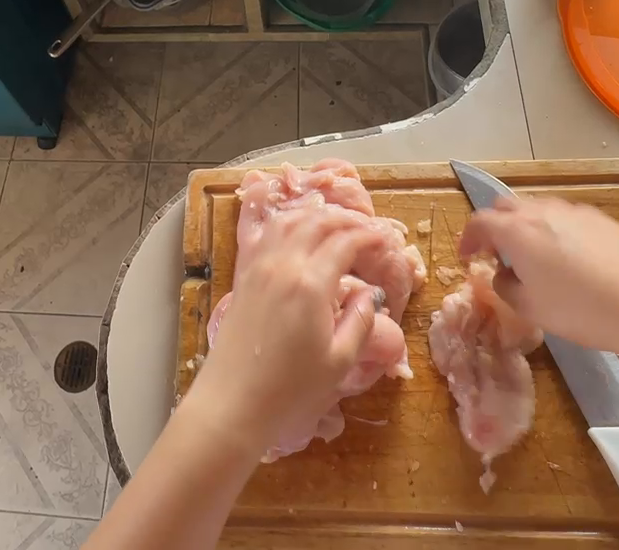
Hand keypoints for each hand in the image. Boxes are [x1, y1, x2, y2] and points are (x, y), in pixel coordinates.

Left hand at [184, 206, 385, 457]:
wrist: (233, 403)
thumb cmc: (290, 390)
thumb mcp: (339, 362)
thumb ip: (360, 322)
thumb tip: (371, 296)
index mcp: (310, 284)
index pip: (345, 242)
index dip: (368, 237)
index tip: (385, 240)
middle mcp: (283, 264)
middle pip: (317, 222)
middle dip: (346, 219)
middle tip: (366, 227)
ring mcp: (259, 266)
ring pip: (289, 220)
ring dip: (316, 215)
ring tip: (335, 223)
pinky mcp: (244, 274)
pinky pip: (267, 233)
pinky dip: (288, 222)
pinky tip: (297, 231)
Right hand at [458, 195, 618, 358]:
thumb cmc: (583, 310)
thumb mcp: (532, 310)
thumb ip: (506, 288)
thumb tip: (502, 275)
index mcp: (517, 231)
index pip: (479, 222)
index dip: (468, 238)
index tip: (467, 256)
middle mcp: (541, 211)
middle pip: (505, 207)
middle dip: (495, 226)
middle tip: (499, 255)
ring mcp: (574, 211)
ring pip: (537, 209)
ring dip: (526, 227)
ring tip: (537, 259)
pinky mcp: (602, 219)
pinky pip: (566, 217)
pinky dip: (555, 231)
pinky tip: (572, 261)